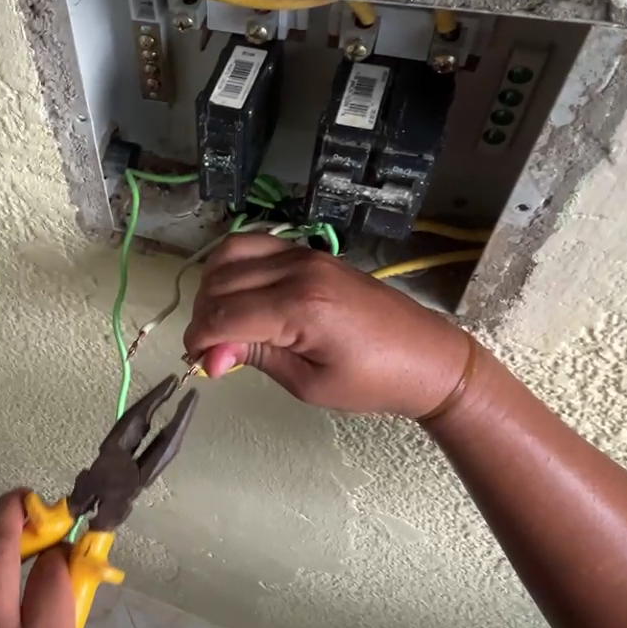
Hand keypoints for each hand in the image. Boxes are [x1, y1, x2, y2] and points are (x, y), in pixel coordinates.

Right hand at [182, 234, 471, 417]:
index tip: (200, 364)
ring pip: (228, 254)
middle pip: (218, 283)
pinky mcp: (309, 252)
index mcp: (300, 308)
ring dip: (212, 286)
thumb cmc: (374, 381)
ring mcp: (303, 255)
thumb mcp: (308, 383)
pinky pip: (253, 244)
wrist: (427, 357)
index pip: (222, 315)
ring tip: (220, 321)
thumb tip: (210, 356)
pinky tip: (236, 293)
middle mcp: (297, 270)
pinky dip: (232, 265)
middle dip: (202, 318)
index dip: (199, 341)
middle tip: (213, 352)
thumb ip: (255, 357)